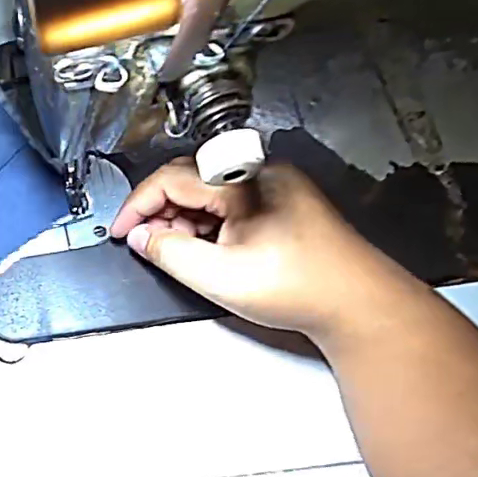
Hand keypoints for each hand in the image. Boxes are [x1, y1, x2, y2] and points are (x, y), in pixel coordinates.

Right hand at [110, 158, 419, 346]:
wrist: (356, 303)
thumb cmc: (303, 286)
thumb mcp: (218, 276)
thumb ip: (169, 253)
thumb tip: (142, 237)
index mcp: (243, 181)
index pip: (171, 178)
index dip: (137, 205)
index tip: (121, 230)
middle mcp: (260, 174)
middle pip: (189, 181)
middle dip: (159, 213)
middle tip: (145, 244)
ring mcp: (273, 188)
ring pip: (208, 194)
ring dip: (183, 221)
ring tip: (178, 255)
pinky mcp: (280, 204)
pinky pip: (229, 205)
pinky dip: (207, 225)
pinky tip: (206, 252)